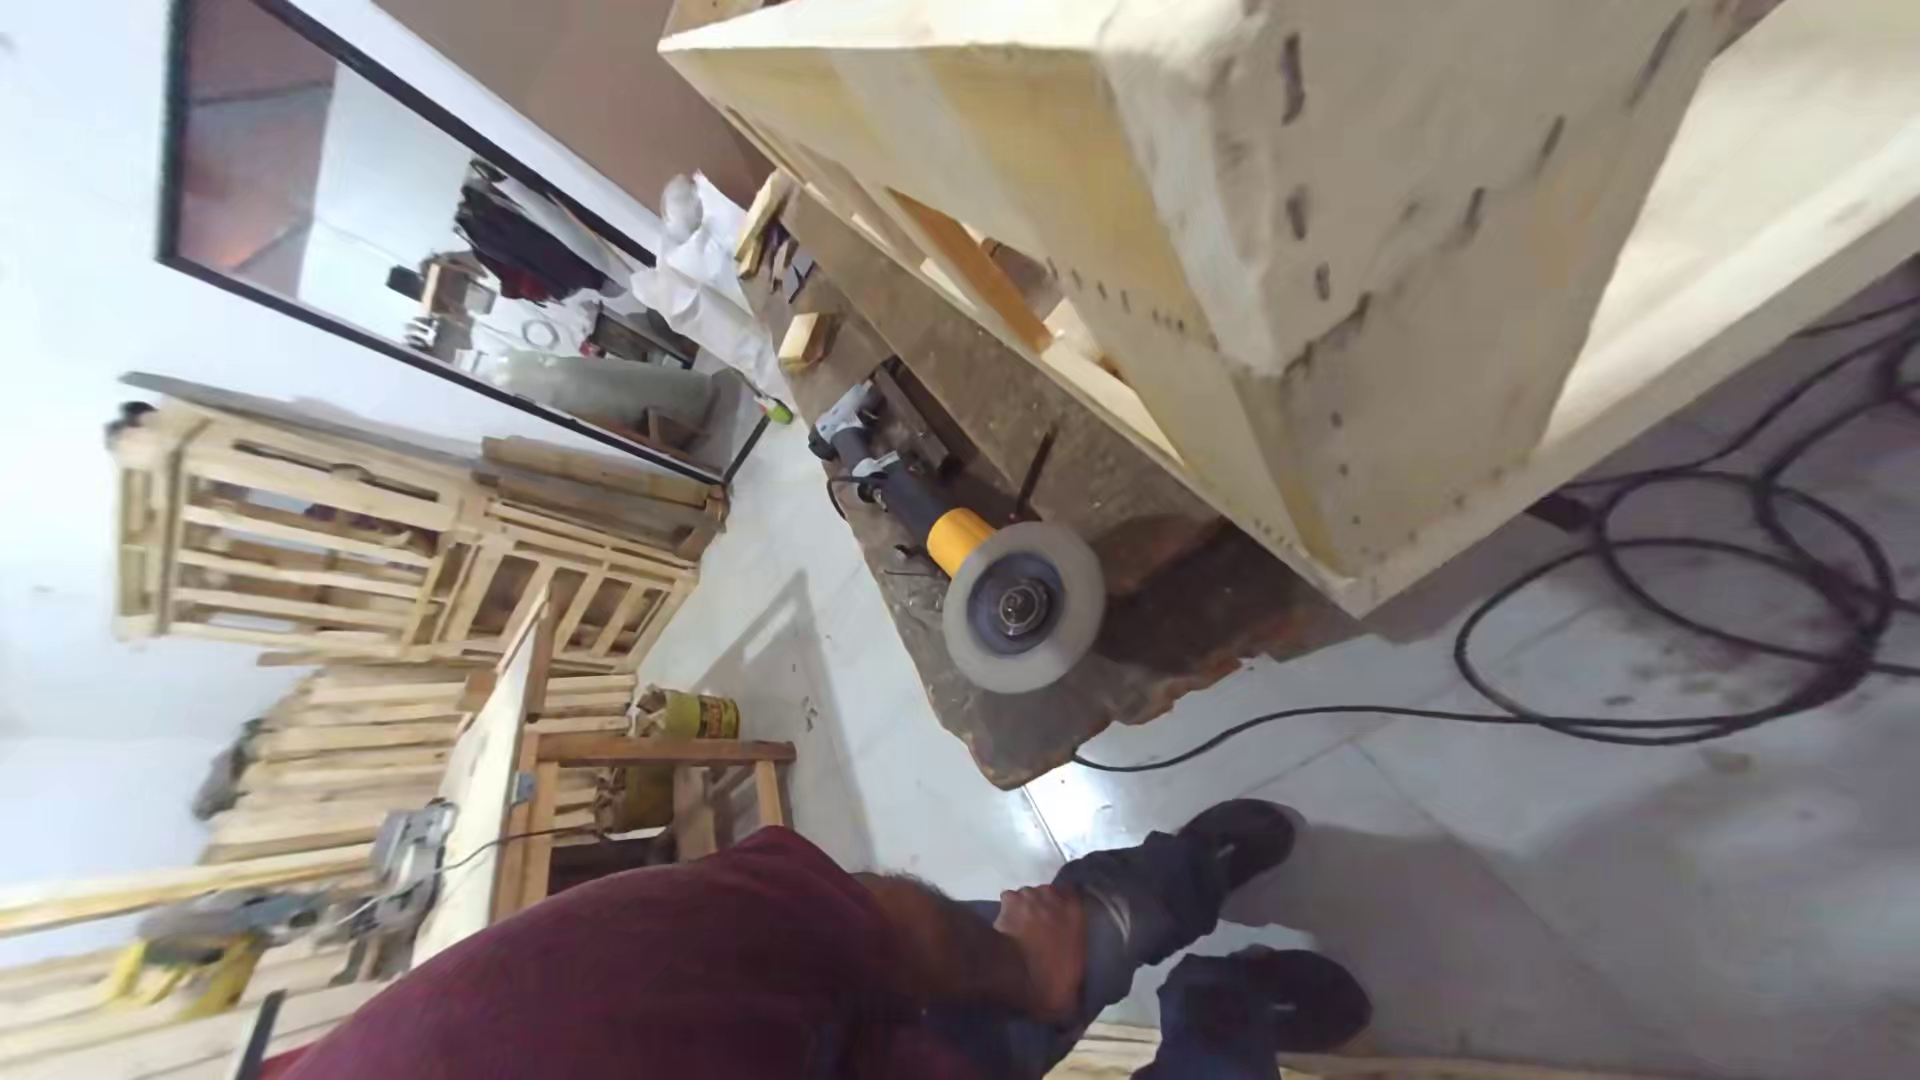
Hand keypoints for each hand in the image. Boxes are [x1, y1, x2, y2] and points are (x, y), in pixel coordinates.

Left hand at [994, 885, 1086, 1024]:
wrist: (1015, 975)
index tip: (1064, 921)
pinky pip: (1010, 900)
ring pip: (1030, 895)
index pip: (1075, 896)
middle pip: (1051, 894)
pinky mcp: (1008, 899)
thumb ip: (1077, 987)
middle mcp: (1054, 896)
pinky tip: (1006, 925)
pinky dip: (1008, 910)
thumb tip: (1078, 1006)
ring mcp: (1029, 894)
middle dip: (1047, 907)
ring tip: (1022, 928)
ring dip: (1028, 907)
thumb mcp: (1073, 993)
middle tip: (1042, 927)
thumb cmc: (1050, 983)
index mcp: (1076, 914)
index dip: (1068, 907)